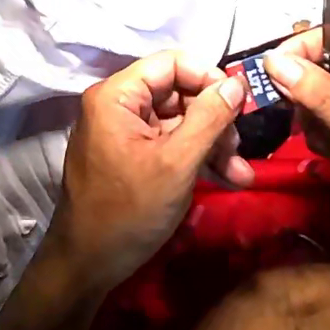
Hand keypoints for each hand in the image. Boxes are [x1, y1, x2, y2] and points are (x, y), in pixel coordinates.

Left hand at [48, 52, 253, 294]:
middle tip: (239, 146)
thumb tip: (237, 83)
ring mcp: (125, 132)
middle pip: (178, 92)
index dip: (209, 77)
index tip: (239, 103)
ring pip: (181, 121)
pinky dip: (198, 158)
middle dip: (215, 119)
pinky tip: (230, 178)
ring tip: (241, 173)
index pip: (171, 63)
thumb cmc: (129, 211)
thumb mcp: (176, 163)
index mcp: (117, 96)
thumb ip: (209, 118)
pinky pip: (172, 144)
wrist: (88, 266)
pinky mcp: (134, 156)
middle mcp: (118, 106)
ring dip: (214, 143)